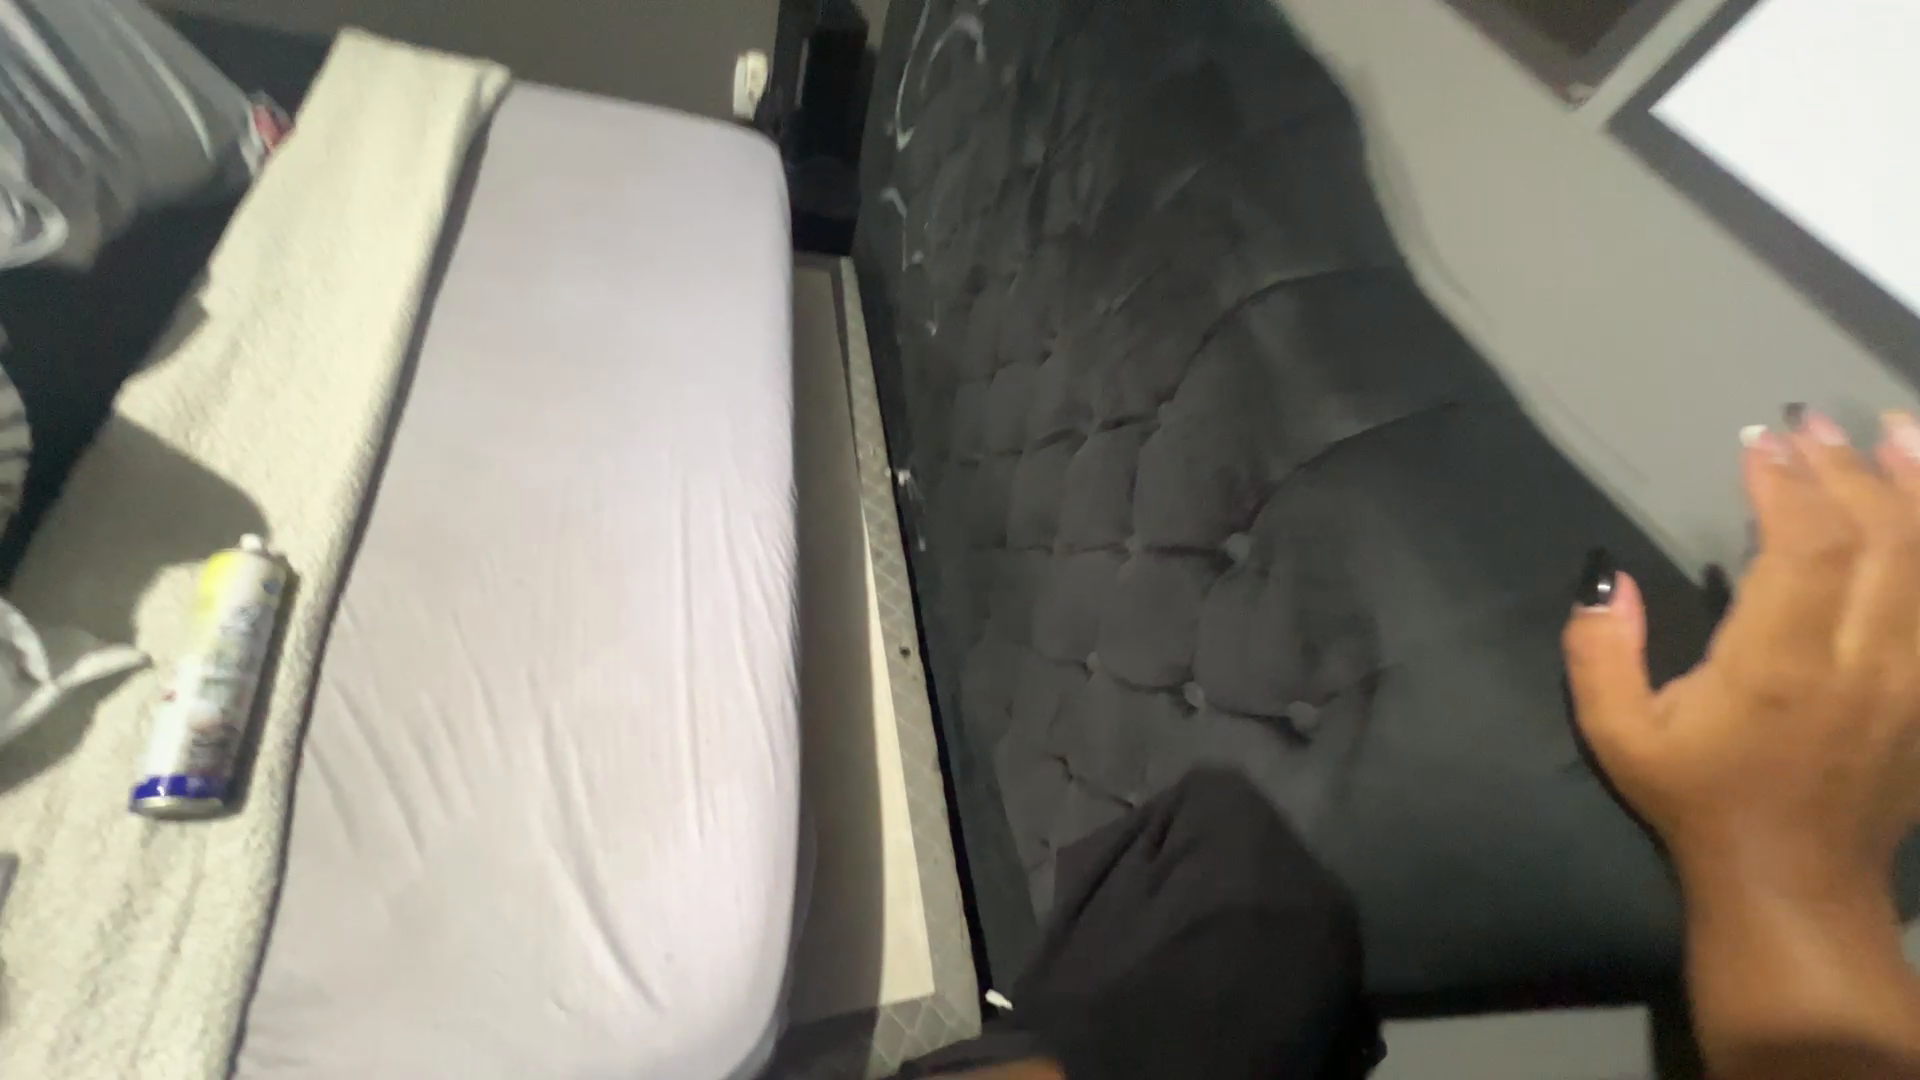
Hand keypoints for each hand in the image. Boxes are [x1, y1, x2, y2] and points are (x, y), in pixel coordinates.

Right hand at [1563, 410, 1919, 898]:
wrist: (1790, 873)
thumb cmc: (1689, 793)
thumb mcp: (1613, 729)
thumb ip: (1600, 652)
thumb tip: (1607, 576)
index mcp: (1779, 668)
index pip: (1805, 552)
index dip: (1787, 487)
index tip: (1754, 442)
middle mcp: (1866, 661)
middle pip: (1883, 542)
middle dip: (1847, 469)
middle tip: (1807, 420)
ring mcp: (1917, 676)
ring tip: (1897, 427)